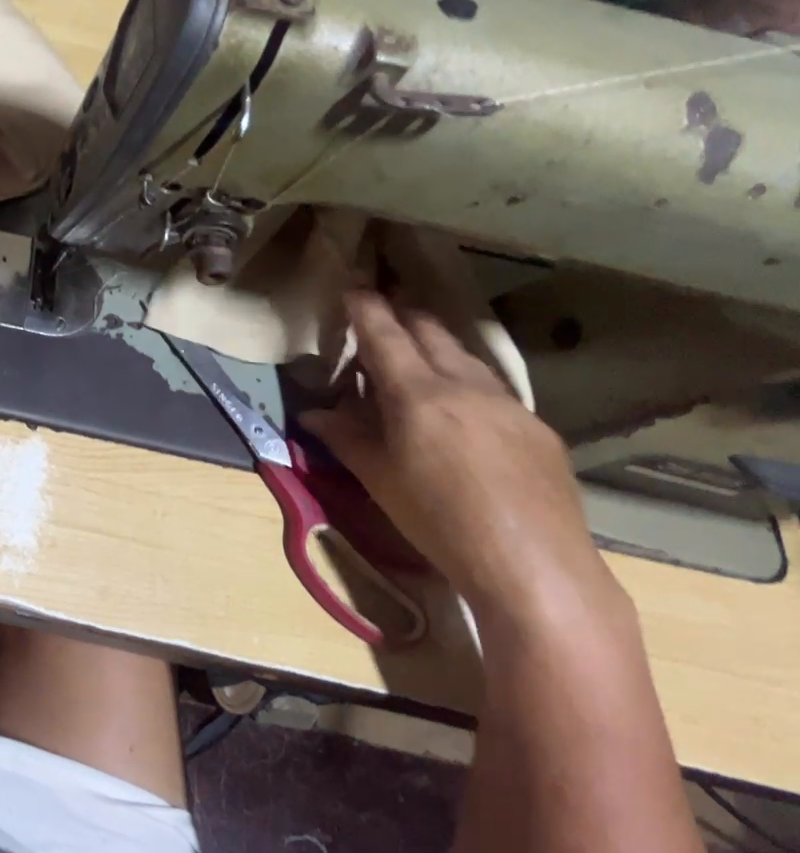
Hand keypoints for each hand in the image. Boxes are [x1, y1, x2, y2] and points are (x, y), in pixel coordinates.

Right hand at [300, 292, 611, 619]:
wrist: (533, 565)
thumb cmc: (438, 522)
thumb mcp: (378, 480)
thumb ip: (346, 439)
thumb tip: (316, 414)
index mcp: (418, 395)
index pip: (385, 336)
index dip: (366, 308)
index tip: (353, 287)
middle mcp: (466, 386)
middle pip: (432, 332)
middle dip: (403, 316)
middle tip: (381, 313)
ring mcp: (509, 405)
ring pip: (466, 357)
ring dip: (436, 346)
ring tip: (416, 355)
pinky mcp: (537, 429)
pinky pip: (492, 388)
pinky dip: (464, 380)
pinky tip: (459, 408)